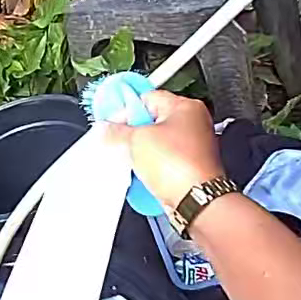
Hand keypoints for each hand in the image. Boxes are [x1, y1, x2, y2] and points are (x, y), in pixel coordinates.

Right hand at [103, 90, 224, 210]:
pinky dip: (151, 168)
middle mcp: (193, 124)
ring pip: (156, 144)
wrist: (194, 201)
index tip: (111, 124)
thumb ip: (116, 131)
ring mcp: (193, 148)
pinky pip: (163, 163)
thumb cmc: (179, 167)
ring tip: (134, 162)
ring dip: (141, 153)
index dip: (125, 111)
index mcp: (185, 107)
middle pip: (151, 122)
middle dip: (132, 134)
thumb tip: (106, 128)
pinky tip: (143, 175)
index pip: (147, 98)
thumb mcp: (136, 140)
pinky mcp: (188, 168)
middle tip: (122, 143)